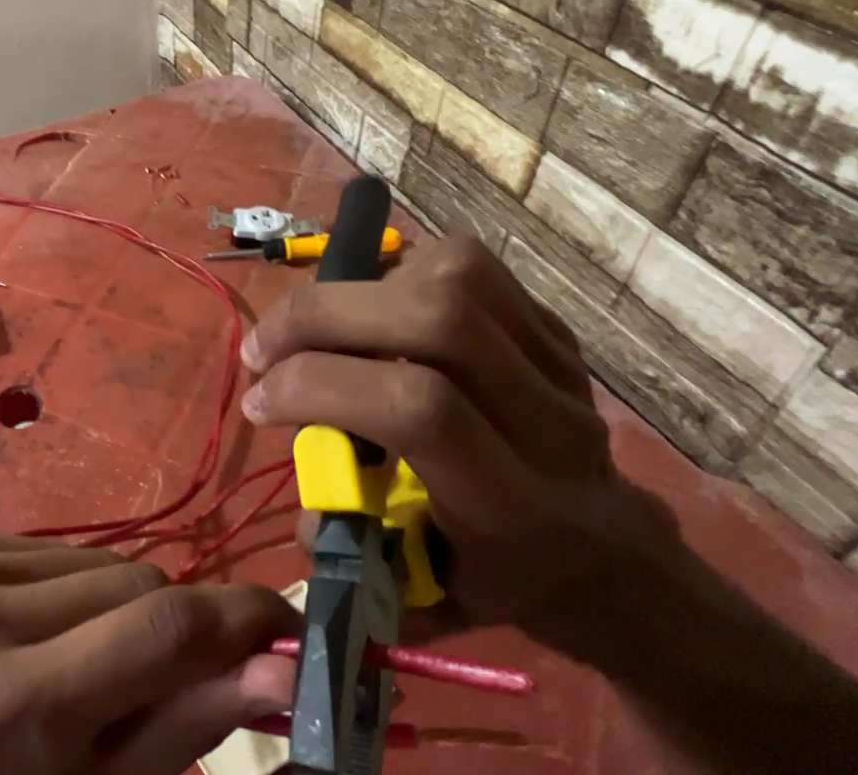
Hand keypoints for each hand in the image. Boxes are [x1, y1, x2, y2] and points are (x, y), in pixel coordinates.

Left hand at [0, 530, 297, 774]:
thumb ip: (193, 720)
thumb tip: (282, 664)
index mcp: (15, 702)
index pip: (160, 628)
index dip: (239, 617)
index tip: (287, 623)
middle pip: (136, 581)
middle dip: (174, 623)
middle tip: (157, 676)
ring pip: (101, 559)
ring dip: (120, 602)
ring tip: (88, 658)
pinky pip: (56, 547)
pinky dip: (73, 585)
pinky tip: (45, 629)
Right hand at [238, 236, 678, 643]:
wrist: (599, 552)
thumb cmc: (492, 576)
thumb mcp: (415, 592)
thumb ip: (342, 545)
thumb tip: (298, 494)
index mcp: (513, 503)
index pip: (419, 409)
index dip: (318, 387)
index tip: (258, 404)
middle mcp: (549, 423)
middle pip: (440, 321)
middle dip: (322, 318)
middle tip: (264, 348)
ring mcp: (558, 364)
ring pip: (455, 278)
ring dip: (357, 290)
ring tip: (315, 327)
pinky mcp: (551, 327)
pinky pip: (466, 265)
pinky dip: (395, 273)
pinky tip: (365, 310)